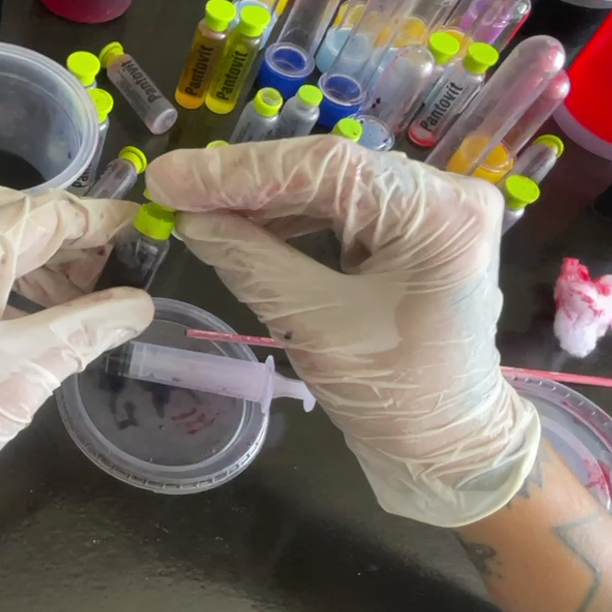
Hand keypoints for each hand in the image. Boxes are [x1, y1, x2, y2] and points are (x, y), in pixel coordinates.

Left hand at [0, 188, 154, 580]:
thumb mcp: (21, 375)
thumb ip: (86, 328)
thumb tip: (142, 303)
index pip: (40, 215)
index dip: (97, 221)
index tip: (143, 230)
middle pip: (12, 220)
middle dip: (70, 241)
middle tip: (119, 270)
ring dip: (40, 263)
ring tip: (86, 297)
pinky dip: (8, 284)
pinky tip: (41, 310)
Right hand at [145, 138, 537, 526]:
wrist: (445, 442)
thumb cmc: (392, 394)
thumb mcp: (314, 326)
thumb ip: (250, 263)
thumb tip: (188, 220)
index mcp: (439, 212)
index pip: (324, 169)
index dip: (236, 171)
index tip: (166, 179)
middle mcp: (443, 193)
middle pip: (325, 170)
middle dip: (242, 183)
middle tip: (169, 190)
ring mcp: (428, 211)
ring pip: (326, 188)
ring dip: (258, 200)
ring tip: (195, 209)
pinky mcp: (408, 233)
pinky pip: (336, 212)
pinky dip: (284, 221)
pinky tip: (241, 225)